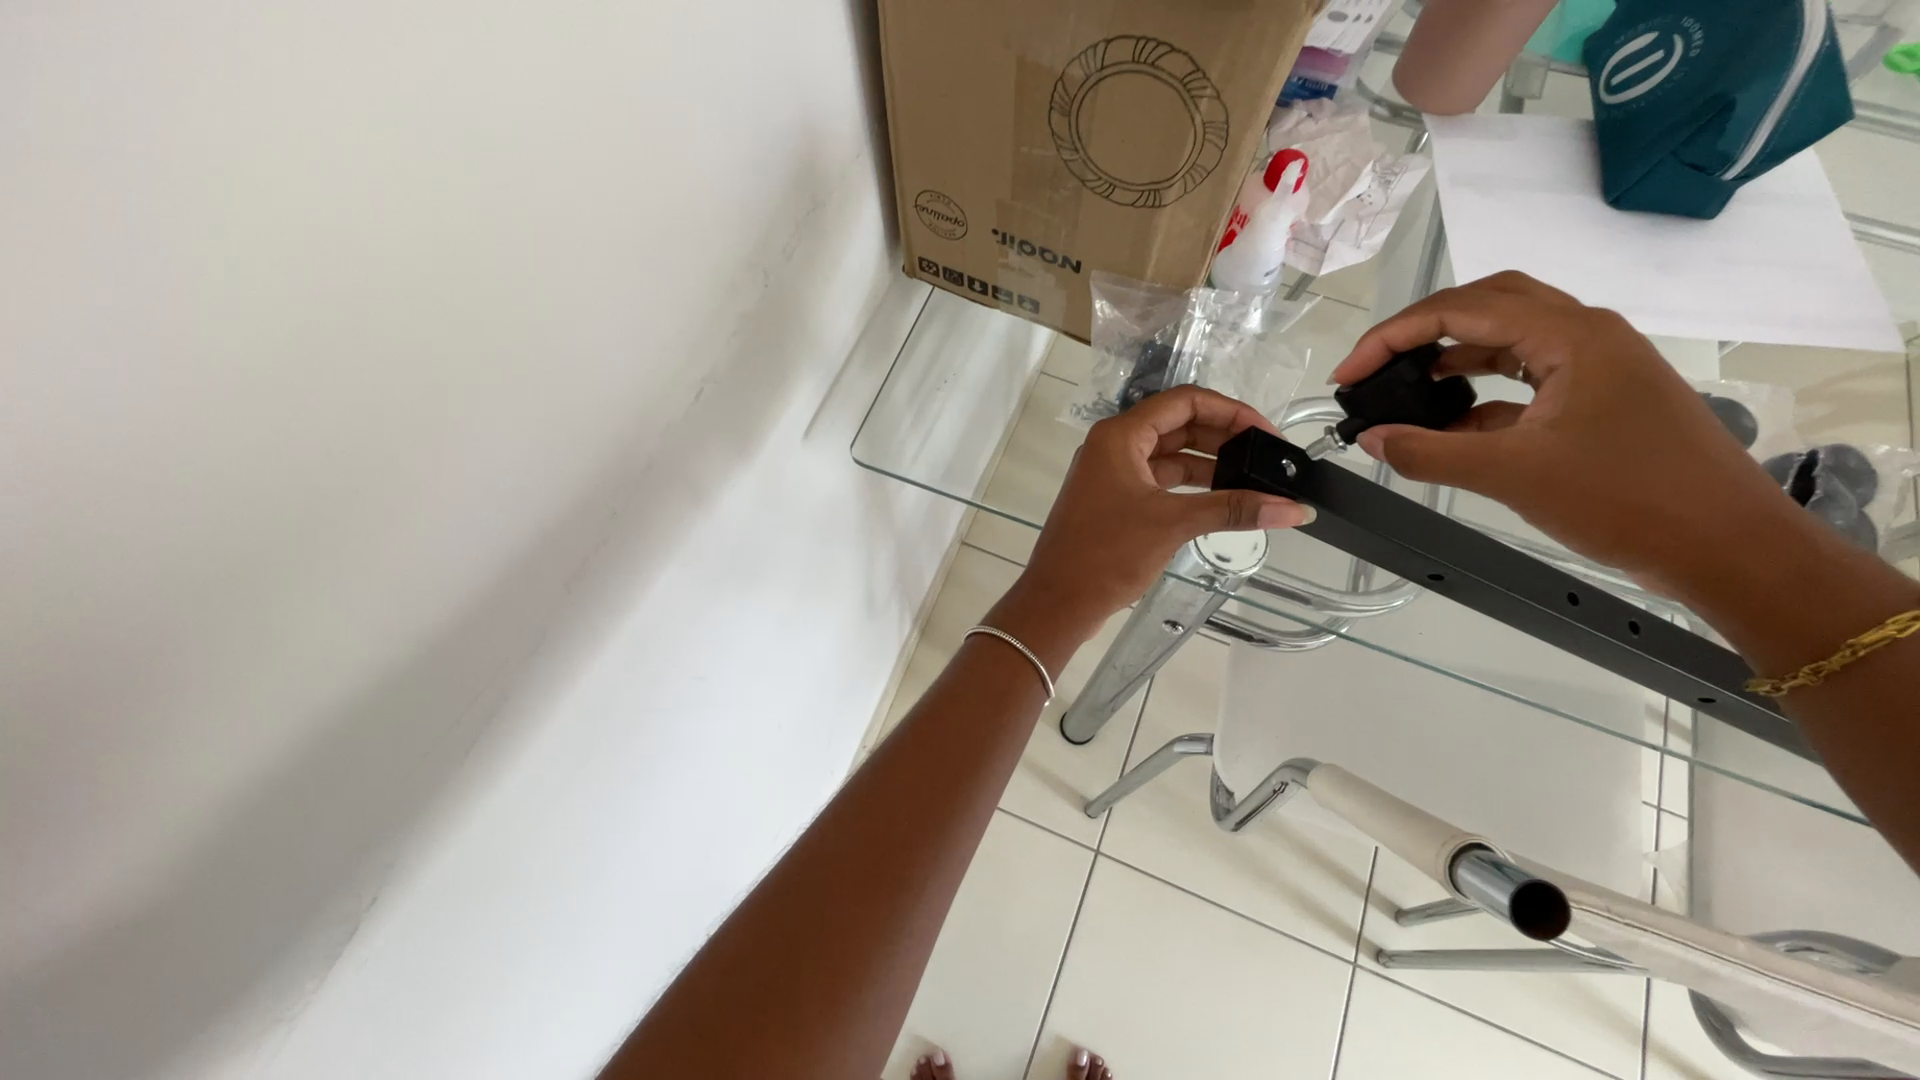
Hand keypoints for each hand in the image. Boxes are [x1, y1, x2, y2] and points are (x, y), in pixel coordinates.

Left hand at [992, 386, 1311, 653]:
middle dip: (1223, 437)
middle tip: (1266, 457)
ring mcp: (1111, 474)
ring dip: (1209, 464)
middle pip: (1178, 425)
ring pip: (1169, 455)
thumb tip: (1293, 508)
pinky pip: (1159, 481)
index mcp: (1120, 436)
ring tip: (1252, 480)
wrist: (1057, 601)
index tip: (1267, 432)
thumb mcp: (1173, 524)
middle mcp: (1113, 446)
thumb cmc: (1106, 554)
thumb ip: (1233, 509)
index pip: (1184, 402)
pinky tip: (1221, 500)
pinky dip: (1190, 487)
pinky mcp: (1113, 501)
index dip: (1230, 411)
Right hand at [1330, 272, 1808, 595]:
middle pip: (1488, 303)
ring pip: (1508, 338)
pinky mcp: (1600, 398)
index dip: (1392, 337)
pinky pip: (1527, 378)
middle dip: (1422, 330)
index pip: (1460, 309)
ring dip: (1452, 355)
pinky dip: (1482, 392)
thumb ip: (1429, 452)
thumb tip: (1372, 438)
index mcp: (1570, 335)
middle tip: (1375, 366)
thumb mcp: (1511, 475)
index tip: (1348, 375)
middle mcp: (1586, 335)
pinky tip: (1450, 423)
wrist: (1727, 547)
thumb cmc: (1626, 500)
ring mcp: (1597, 366)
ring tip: (1404, 388)